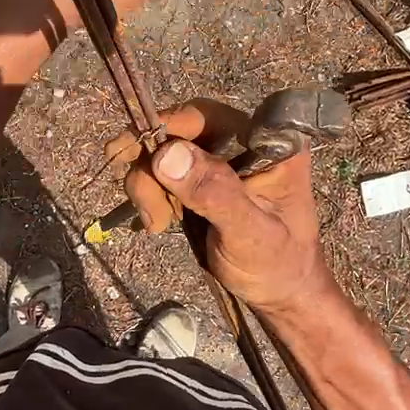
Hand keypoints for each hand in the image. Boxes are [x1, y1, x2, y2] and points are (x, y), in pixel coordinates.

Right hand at [110, 101, 331, 317]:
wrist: (278, 293)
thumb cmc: (277, 265)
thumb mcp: (249, 233)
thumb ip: (214, 193)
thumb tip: (167, 154)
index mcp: (266, 142)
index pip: (206, 116)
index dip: (165, 127)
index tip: (131, 150)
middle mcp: (239, 142)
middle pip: (175, 131)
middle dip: (150, 166)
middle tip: (148, 207)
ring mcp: (215, 161)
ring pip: (159, 152)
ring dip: (146, 185)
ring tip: (156, 223)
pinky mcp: (196, 180)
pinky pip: (158, 173)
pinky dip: (148, 195)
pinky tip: (158, 221)